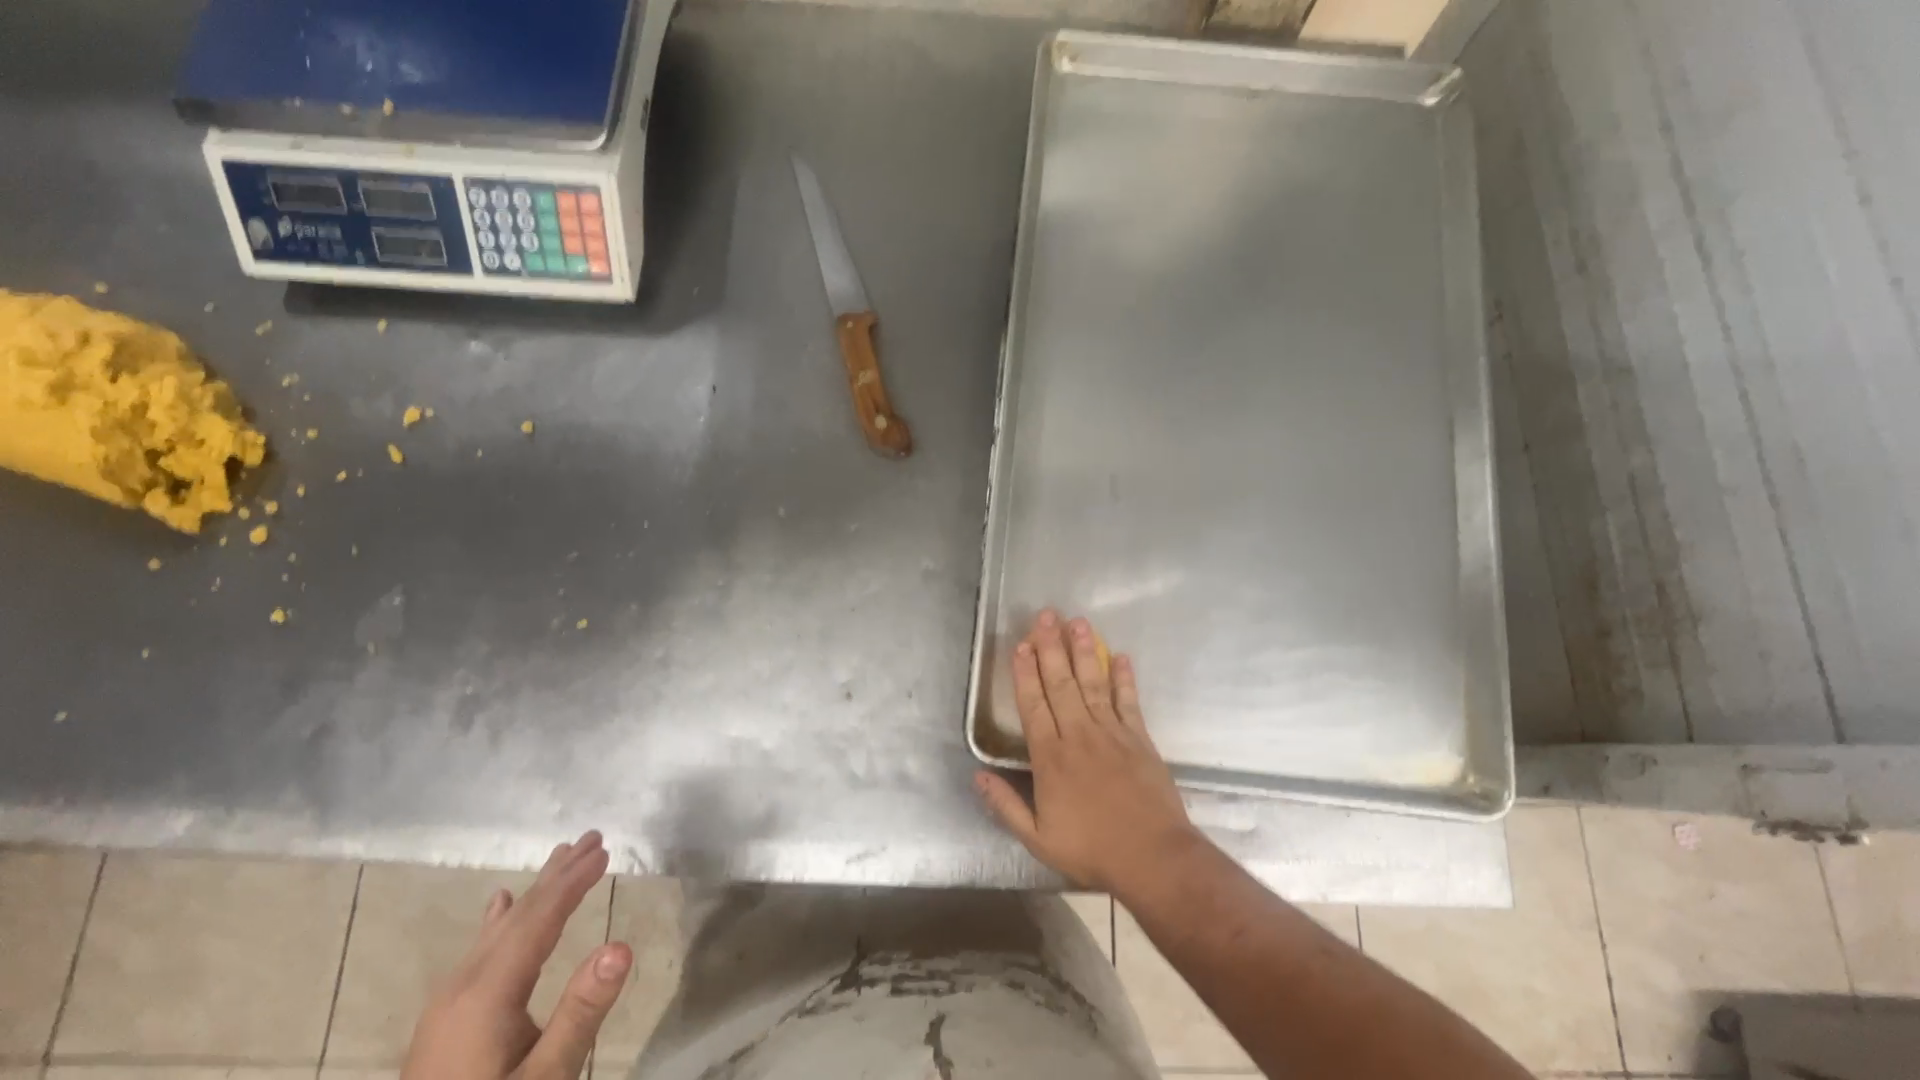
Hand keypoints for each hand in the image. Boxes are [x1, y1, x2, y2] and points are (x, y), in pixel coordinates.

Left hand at [402, 831, 630, 1079]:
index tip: (604, 849)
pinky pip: (481, 948)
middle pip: (518, 916)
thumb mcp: (546, 1079)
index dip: (573, 883)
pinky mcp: (444, 1019)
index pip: (538, 921)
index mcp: (487, 993)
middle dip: (557, 876)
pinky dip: (500, 919)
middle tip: (591, 838)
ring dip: (535, 892)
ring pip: (498, 929)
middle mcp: (463, 985)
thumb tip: (621, 946)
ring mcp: (448, 1001)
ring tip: (560, 861)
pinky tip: (498, 906)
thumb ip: (580, 1013)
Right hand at [975, 610, 1203, 892]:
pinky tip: (1121, 657)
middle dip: (1051, 647)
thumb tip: (977, 777)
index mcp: (1050, 758)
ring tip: (1079, 622)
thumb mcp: (1037, 838)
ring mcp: (1113, 734)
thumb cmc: (1091, 851)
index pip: (1033, 705)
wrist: (1152, 857)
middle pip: (1061, 684)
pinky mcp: (1140, 740)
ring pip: (1093, 684)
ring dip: (1085, 652)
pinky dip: (1125, 678)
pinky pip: (1129, 702)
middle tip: (1046, 615)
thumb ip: (1006, 805)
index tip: (1020, 645)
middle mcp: (1079, 736)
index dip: (1025, 673)